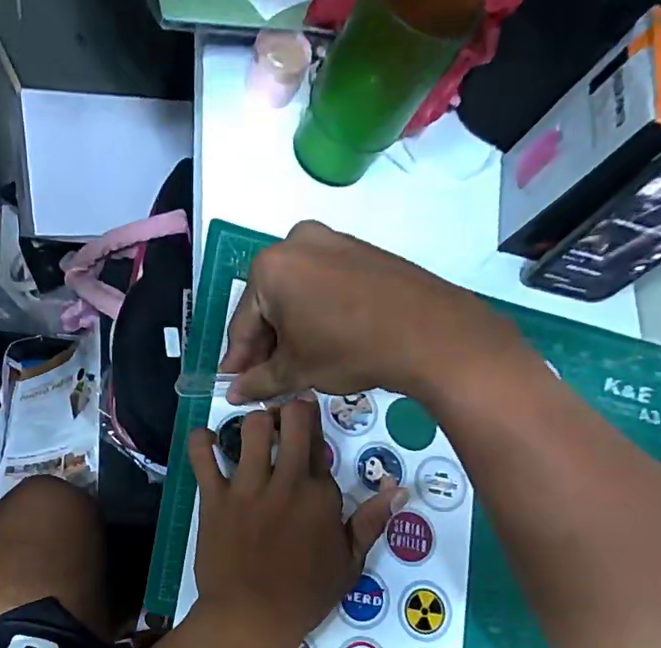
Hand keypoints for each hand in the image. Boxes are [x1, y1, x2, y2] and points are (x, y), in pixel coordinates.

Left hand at [188, 396, 400, 647]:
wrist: (252, 619)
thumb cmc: (305, 596)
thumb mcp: (349, 563)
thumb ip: (370, 522)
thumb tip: (398, 489)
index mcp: (320, 495)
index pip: (320, 441)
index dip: (315, 427)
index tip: (310, 424)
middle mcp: (285, 481)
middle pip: (290, 419)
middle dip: (290, 410)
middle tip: (284, 417)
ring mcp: (246, 487)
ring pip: (250, 427)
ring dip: (254, 422)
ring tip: (253, 433)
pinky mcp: (213, 499)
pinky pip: (202, 456)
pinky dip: (201, 442)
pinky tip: (206, 441)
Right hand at [221, 221, 529, 404]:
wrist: (426, 332)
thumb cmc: (347, 349)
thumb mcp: (298, 370)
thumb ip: (260, 380)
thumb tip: (235, 393)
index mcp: (270, 267)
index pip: (243, 323)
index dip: (238, 361)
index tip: (234, 385)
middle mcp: (296, 242)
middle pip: (270, 305)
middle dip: (267, 346)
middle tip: (267, 381)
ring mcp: (333, 241)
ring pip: (298, 295)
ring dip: (292, 332)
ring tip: (296, 368)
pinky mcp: (362, 251)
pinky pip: (326, 286)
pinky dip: (318, 314)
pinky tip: (323, 342)